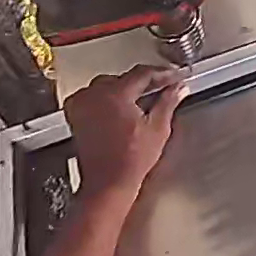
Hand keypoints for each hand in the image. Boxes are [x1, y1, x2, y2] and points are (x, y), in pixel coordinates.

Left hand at [63, 65, 186, 203]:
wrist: (108, 182)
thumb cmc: (129, 161)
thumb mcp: (158, 128)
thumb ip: (168, 101)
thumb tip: (178, 88)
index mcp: (115, 95)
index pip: (142, 73)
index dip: (162, 73)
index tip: (173, 76)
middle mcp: (94, 96)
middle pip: (125, 77)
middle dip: (146, 80)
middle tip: (164, 84)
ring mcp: (82, 105)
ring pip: (109, 84)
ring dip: (127, 87)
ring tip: (146, 95)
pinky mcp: (77, 115)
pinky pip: (94, 95)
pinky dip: (109, 96)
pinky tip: (123, 104)